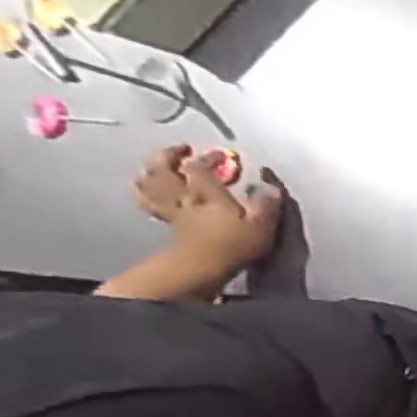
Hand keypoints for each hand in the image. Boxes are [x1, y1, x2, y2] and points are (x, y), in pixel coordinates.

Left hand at [133, 145, 282, 274]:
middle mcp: (185, 198)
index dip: (209, 157)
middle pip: (164, 170)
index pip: (199, 168)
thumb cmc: (235, 245)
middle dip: (169, 155)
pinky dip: (144, 192)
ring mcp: (172, 211)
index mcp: (207, 195)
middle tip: (181, 148)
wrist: (202, 268)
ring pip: (151, 184)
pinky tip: (147, 190)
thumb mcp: (262, 224)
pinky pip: (149, 202)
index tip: (222, 155)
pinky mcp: (168, 224)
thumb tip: (271, 185)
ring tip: (157, 166)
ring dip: (151, 171)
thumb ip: (266, 203)